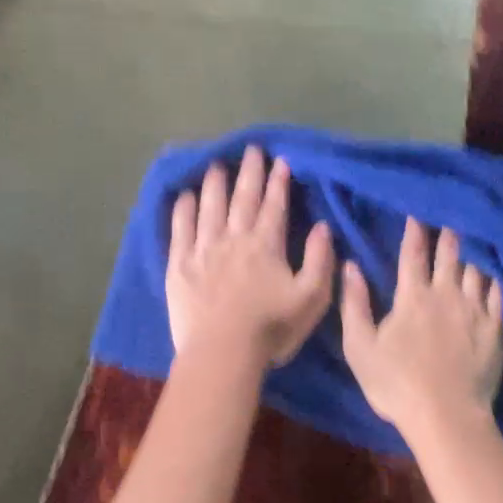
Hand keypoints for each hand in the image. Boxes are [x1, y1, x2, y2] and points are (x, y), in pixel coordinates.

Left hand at [167, 146, 333, 364]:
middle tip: (251, 150)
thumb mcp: (312, 298)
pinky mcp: (179, 266)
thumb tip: (322, 227)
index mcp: (267, 245)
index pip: (275, 206)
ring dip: (214, 184)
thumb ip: (320, 260)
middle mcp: (234, 238)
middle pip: (242, 198)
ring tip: (216, 165)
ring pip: (209, 207)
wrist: (222, 352)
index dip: (279, 182)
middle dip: (249, 173)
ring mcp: (203, 250)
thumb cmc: (272, 328)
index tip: (280, 161)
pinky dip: (182, 210)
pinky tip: (182, 196)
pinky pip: (180, 229)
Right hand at [340, 218, 502, 439]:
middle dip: (448, 237)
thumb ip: (355, 304)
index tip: (417, 215)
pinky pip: (498, 295)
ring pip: (476, 271)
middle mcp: (446, 294)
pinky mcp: (495, 328)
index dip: (414, 232)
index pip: (412, 255)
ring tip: (473, 247)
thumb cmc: (395, 384)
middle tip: (451, 222)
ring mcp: (474, 310)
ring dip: (472, 257)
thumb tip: (350, 266)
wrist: (446, 414)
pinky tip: (495, 277)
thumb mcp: (360, 347)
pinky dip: (495, 281)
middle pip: (449, 256)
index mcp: (412, 297)